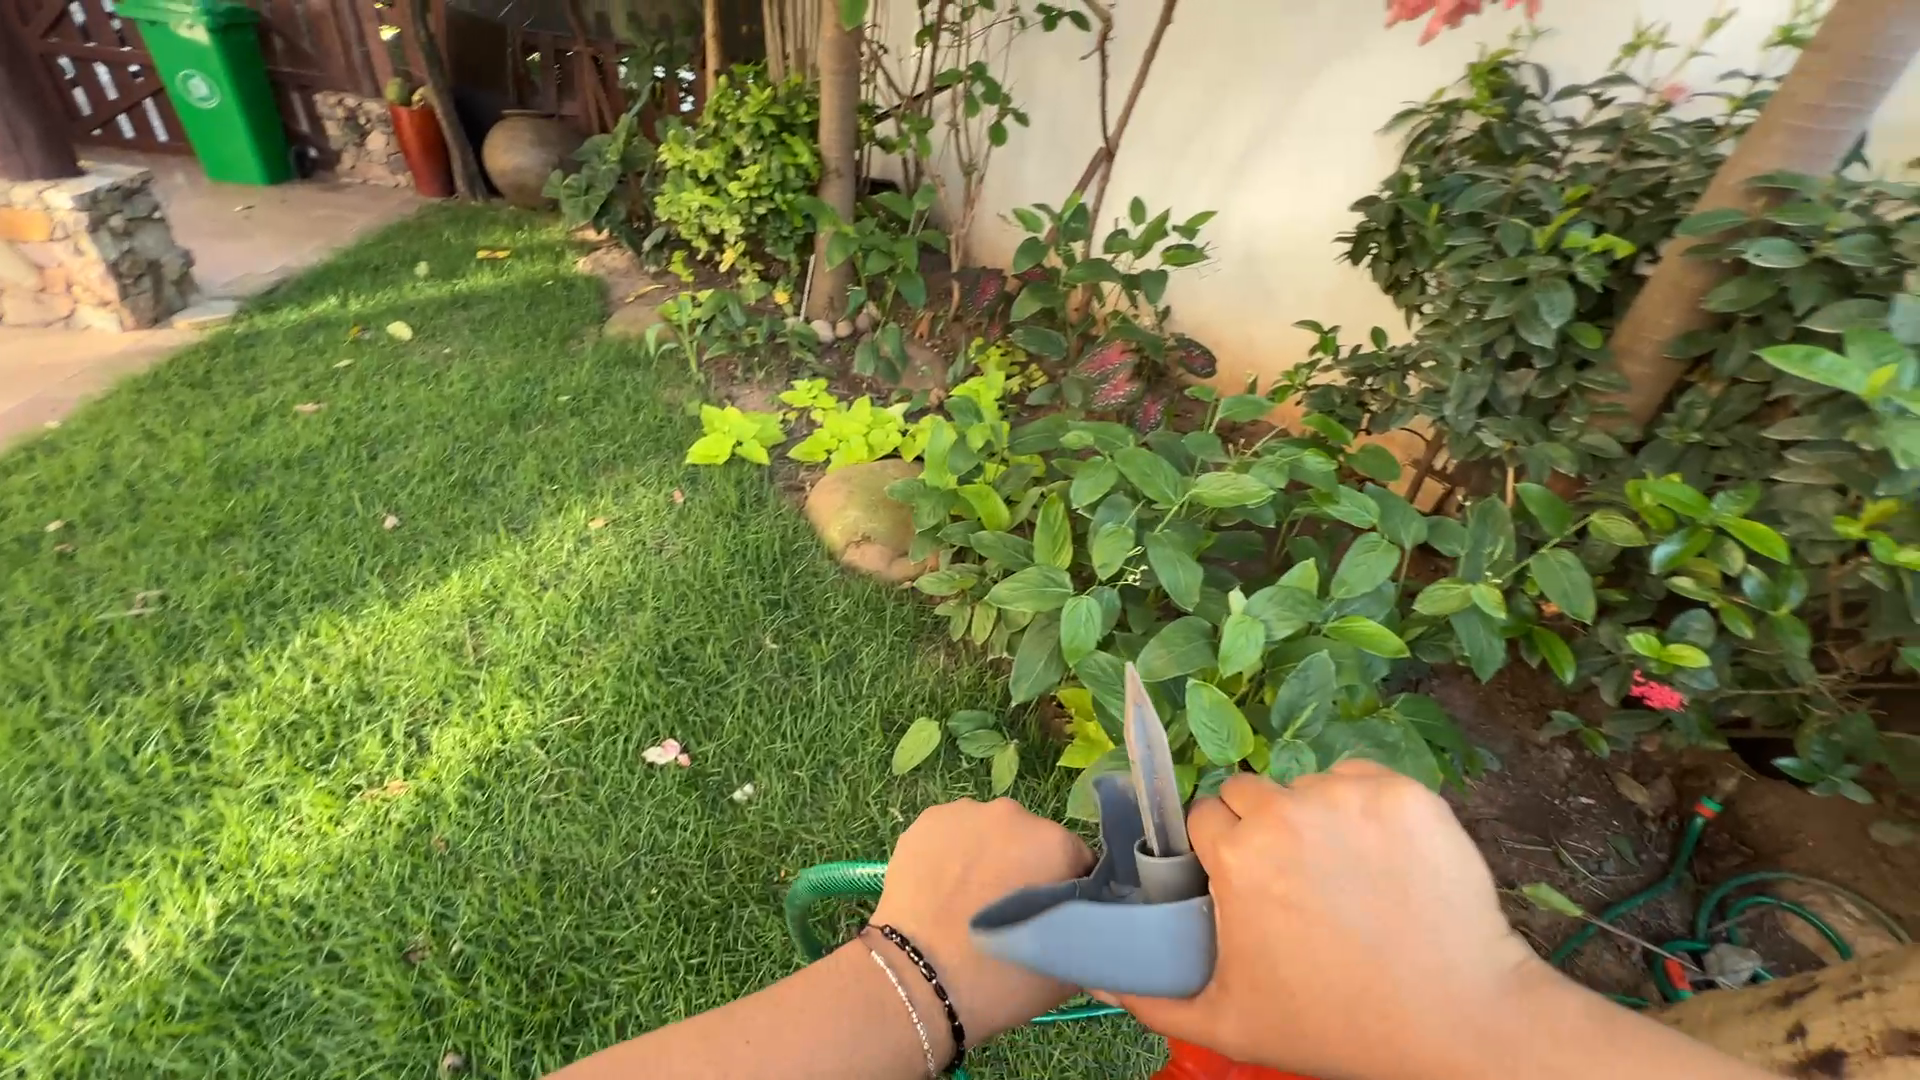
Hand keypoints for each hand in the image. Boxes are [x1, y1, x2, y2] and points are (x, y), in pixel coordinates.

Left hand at [870, 797, 1093, 1046]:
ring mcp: (965, 812)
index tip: (1052, 917)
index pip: (1075, 859)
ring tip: (969, 901)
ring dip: (987, 856)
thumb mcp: (1064, 970)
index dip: (1067, 889)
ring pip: (989, 833)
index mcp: (1053, 843)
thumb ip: (1087, 935)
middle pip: (1030, 840)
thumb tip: (1089, 928)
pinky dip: (952, 853)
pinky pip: (953, 833)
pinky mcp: (928, 819)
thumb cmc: (998, 979)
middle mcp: (1012, 814)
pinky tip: (942, 888)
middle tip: (1010, 911)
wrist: (917, 981)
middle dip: (1025, 867)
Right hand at [1114, 762, 1554, 1079]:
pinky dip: (1361, 806)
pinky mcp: (1400, 790)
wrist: (1465, 1024)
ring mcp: (1345, 795)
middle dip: (1257, 827)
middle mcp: (1282, 810)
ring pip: (1302, 785)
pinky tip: (1381, 854)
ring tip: (1344, 874)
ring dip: (1311, 817)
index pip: (1205, 819)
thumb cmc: (1338, 1023)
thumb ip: (1152, 998)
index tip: (1244, 885)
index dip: (1220, 851)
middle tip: (1293, 881)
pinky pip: (1356, 778)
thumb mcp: (1231, 1021)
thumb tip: (1095, 974)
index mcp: (1235, 854)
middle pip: (1247, 793)